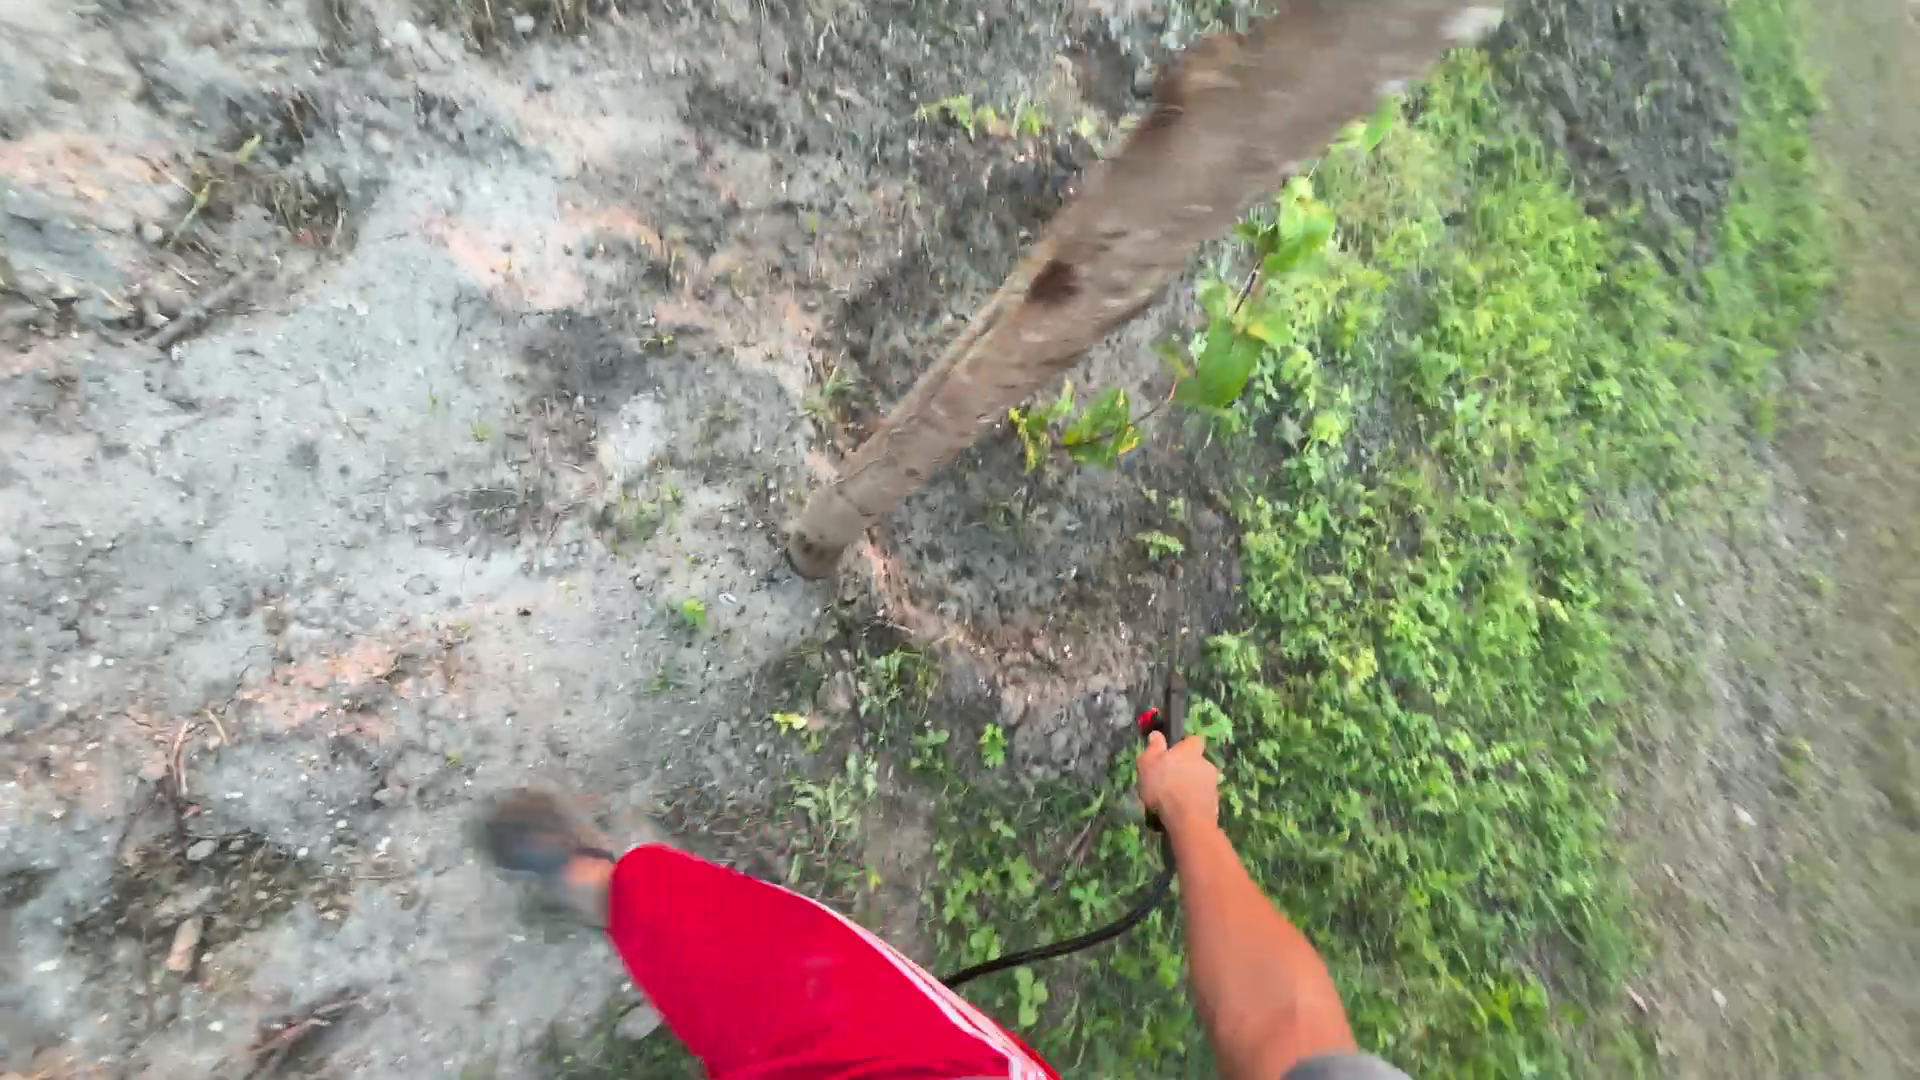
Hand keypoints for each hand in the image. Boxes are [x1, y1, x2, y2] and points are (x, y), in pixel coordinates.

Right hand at [1137, 732, 1218, 833]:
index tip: (1172, 753)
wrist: (1188, 820)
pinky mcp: (1215, 803)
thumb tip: (1157, 734)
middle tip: (1168, 778)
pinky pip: (1201, 796)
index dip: (1184, 745)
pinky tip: (1180, 809)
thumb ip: (1153, 747)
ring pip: (1199, 780)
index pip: (1193, 739)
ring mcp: (1213, 784)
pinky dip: (1193, 800)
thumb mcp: (1147, 763)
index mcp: (1191, 750)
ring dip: (1189, 785)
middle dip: (1185, 768)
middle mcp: (1206, 763)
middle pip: (1195, 761)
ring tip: (1172, 797)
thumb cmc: (1164, 786)